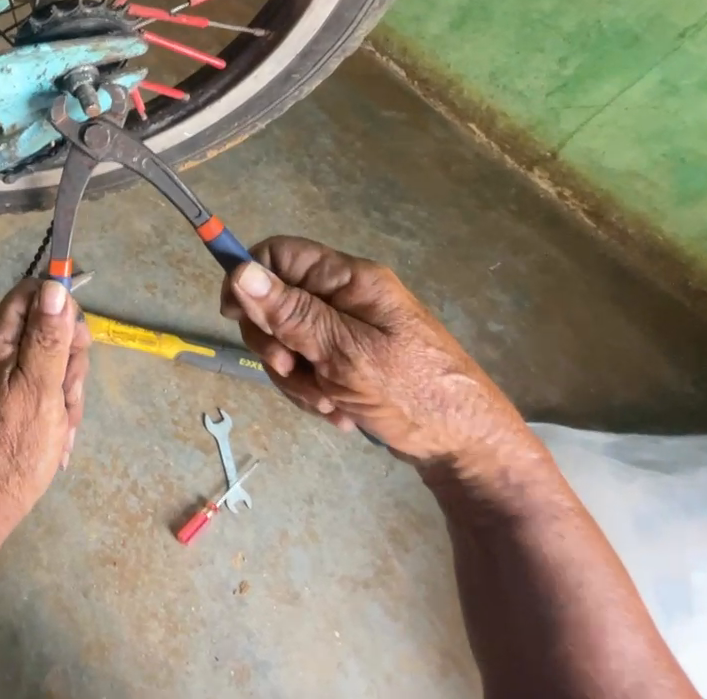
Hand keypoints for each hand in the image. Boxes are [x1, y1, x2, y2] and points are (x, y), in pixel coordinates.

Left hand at [0, 278, 90, 526]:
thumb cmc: (15, 446)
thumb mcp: (39, 388)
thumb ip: (47, 337)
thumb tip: (55, 286)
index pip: (31, 292)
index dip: (60, 308)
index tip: (75, 342)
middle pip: (47, 325)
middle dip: (68, 360)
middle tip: (66, 394)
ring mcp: (1, 370)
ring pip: (53, 356)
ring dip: (66, 388)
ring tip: (60, 422)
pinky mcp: (9, 391)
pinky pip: (45, 381)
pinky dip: (57, 403)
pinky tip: (57, 430)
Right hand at [221, 237, 532, 469]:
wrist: (470, 452)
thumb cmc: (415, 395)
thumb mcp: (344, 354)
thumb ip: (291, 312)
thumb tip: (240, 270)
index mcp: (350, 280)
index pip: (278, 254)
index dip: (248, 280)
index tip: (236, 319)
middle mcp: (346, 297)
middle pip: (274, 300)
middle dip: (273, 341)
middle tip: (293, 371)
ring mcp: (347, 329)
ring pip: (285, 338)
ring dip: (294, 375)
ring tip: (326, 402)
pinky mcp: (349, 359)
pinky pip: (306, 365)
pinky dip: (311, 389)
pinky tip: (337, 410)